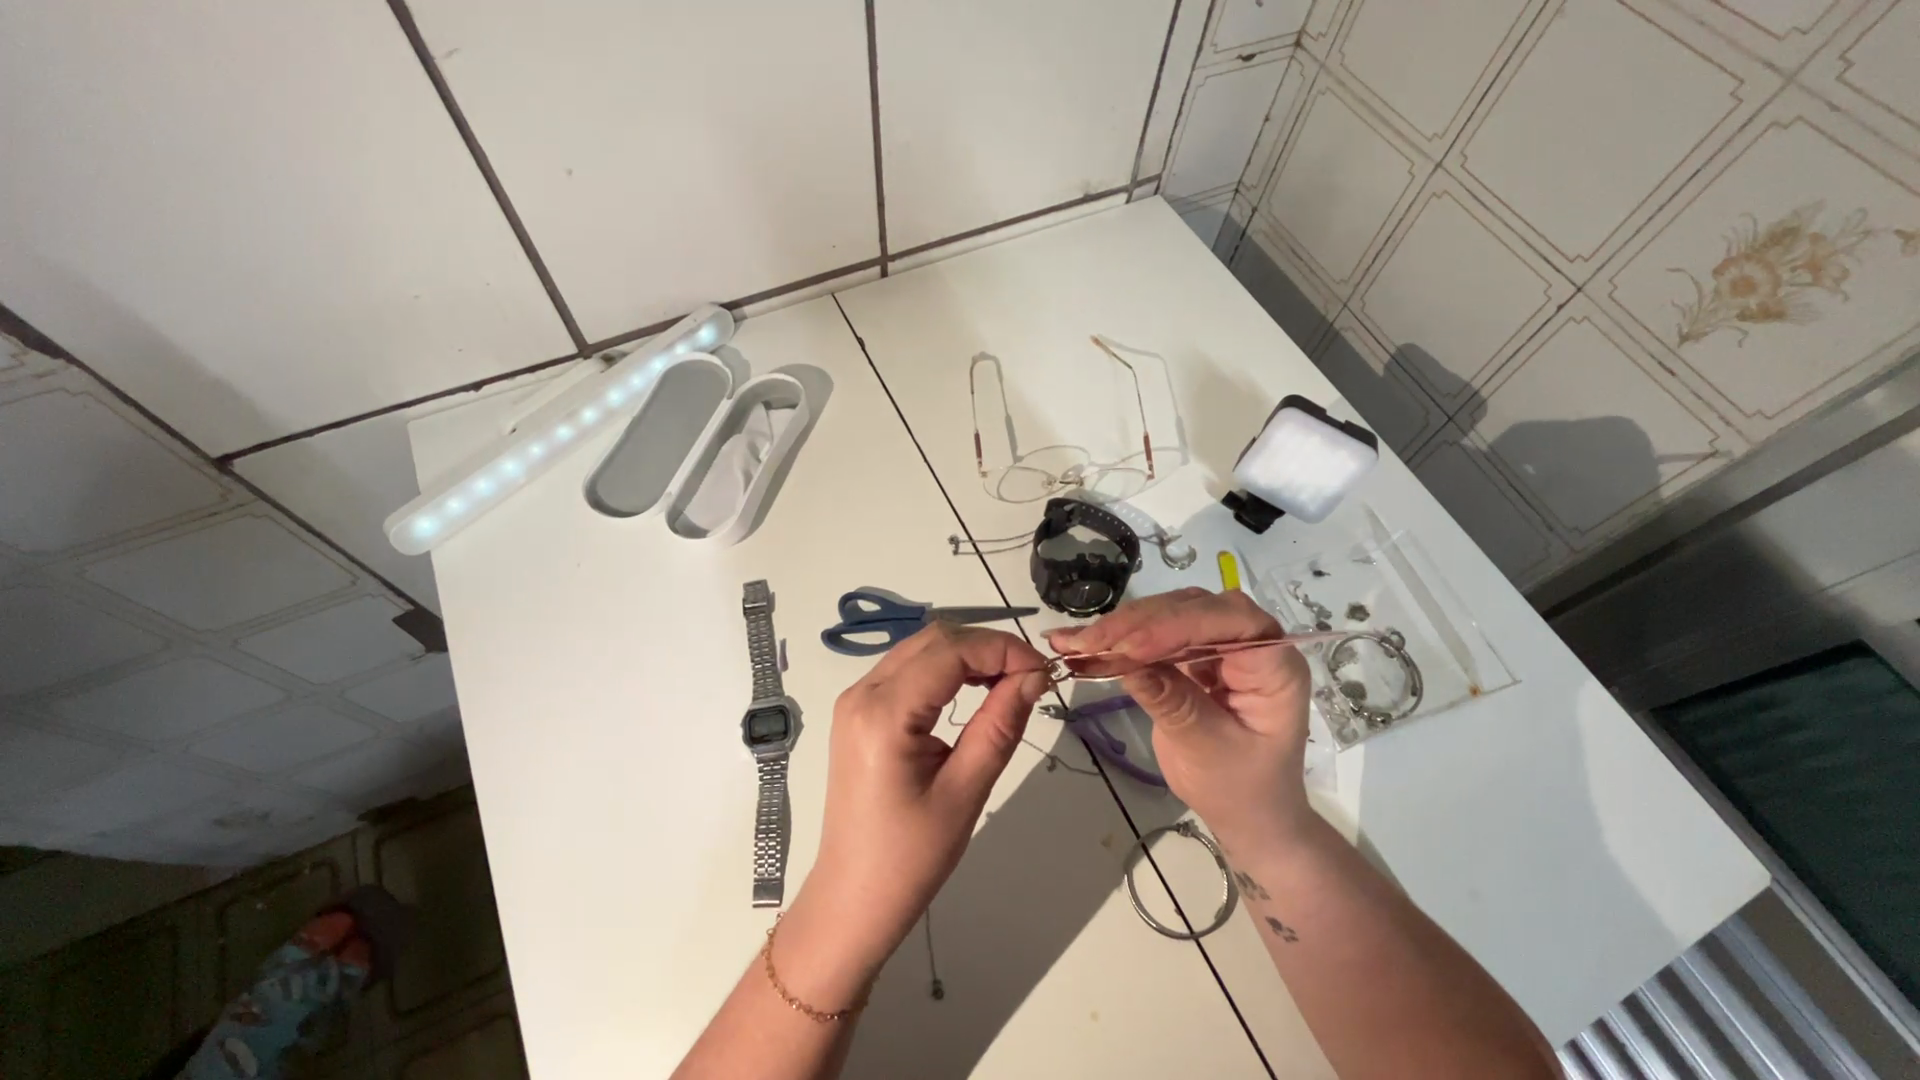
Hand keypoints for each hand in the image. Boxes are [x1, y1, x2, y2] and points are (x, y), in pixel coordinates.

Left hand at [800, 623, 1048, 970]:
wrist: (854, 897)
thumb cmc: (910, 857)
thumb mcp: (965, 792)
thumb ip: (1000, 725)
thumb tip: (1034, 676)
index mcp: (883, 714)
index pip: (951, 651)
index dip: (1002, 649)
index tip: (1043, 672)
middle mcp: (862, 694)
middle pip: (934, 640)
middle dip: (987, 648)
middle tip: (1032, 678)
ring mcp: (855, 701)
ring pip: (920, 649)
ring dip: (968, 655)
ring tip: (1010, 683)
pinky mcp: (858, 712)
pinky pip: (907, 670)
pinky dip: (945, 670)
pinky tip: (975, 691)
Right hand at [1047, 588, 1314, 850]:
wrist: (1247, 813)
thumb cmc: (1241, 789)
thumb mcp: (1207, 752)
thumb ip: (1173, 704)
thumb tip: (1126, 664)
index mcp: (1275, 667)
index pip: (1234, 621)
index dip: (1182, 624)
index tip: (1132, 646)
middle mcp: (1251, 644)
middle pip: (1196, 609)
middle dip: (1141, 623)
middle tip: (1091, 643)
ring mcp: (1220, 646)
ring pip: (1170, 615)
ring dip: (1123, 627)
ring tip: (1078, 643)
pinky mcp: (1193, 655)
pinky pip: (1155, 636)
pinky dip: (1120, 641)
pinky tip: (1084, 645)